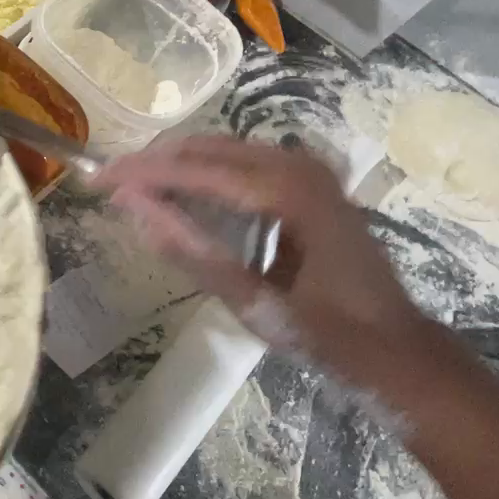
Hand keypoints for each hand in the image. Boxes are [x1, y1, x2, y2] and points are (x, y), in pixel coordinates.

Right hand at [98, 136, 432, 391]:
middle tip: (110, 183)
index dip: (141, 173)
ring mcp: (307, 169)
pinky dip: (203, 170)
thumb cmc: (331, 335)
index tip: (97, 179)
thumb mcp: (255, 304)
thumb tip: (133, 208)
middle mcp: (297, 166)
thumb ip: (192, 251)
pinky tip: (181, 192)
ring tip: (136, 187)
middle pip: (205, 147)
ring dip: (176, 164)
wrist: (401, 351)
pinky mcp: (309, 180)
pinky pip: (241, 160)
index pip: (195, 169)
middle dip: (153, 162)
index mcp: (287, 192)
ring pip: (221, 148)